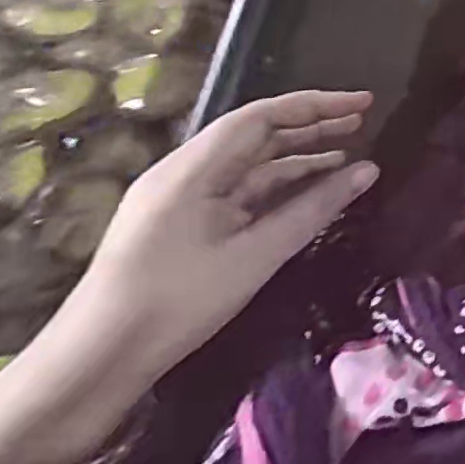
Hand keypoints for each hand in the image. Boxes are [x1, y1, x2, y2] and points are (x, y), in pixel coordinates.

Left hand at [0, 90, 377, 463]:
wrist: (96, 360)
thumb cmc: (177, 302)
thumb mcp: (256, 254)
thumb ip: (315, 207)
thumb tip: (369, 170)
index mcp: (194, 169)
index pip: (262, 116)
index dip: (317, 104)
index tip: (362, 103)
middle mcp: (186, 171)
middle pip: (257, 133)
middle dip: (312, 124)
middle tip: (363, 120)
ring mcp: (184, 196)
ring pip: (251, 162)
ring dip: (299, 154)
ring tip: (348, 150)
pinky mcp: (186, 219)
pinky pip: (241, 189)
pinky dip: (279, 184)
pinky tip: (310, 187)